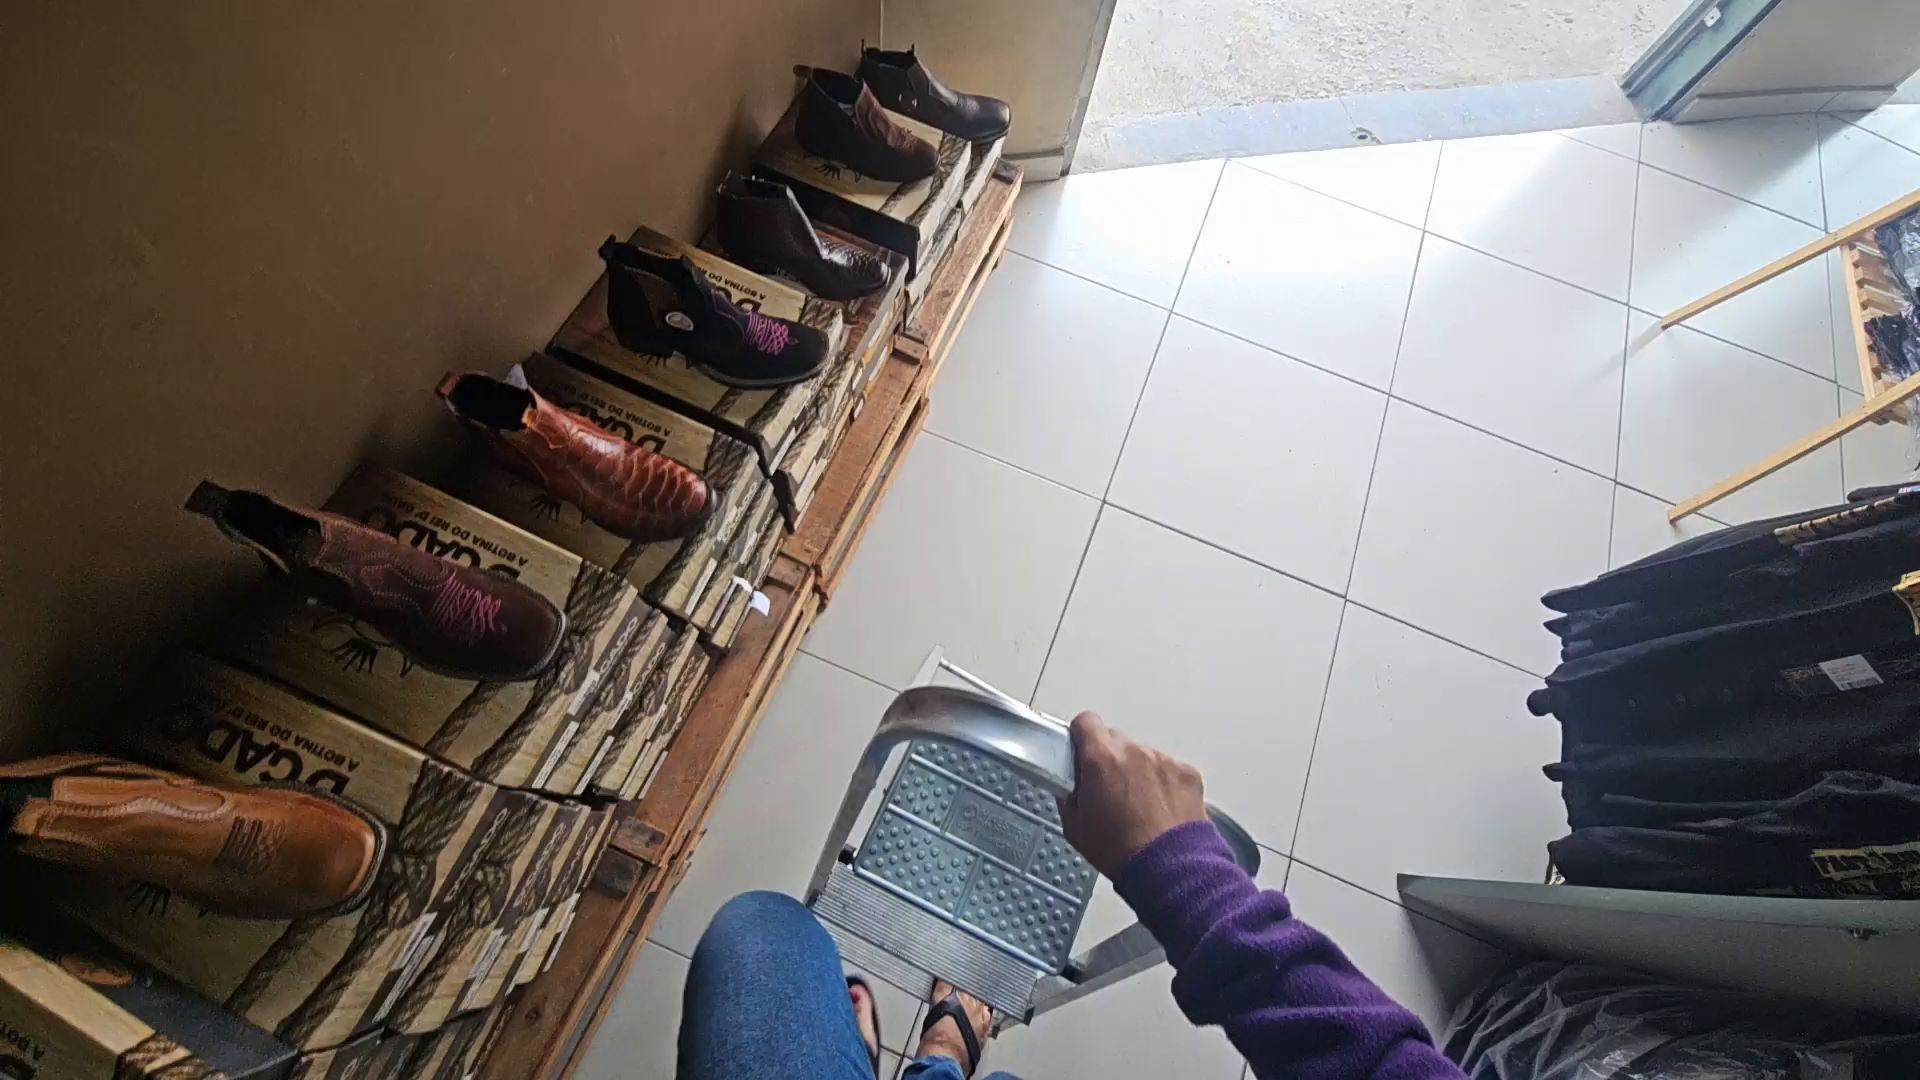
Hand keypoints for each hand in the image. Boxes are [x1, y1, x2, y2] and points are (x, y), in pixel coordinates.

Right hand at [1057, 712, 1206, 878]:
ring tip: (1139, 806)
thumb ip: (1068, 796)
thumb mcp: (1075, 827)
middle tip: (1109, 787)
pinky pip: (1168, 769)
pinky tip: (1161, 810)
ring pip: (1143, 755)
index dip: (1082, 734)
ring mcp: (1162, 760)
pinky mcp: (1186, 772)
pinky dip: (1164, 783)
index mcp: (1100, 758)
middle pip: (1115, 739)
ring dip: (1138, 771)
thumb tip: (1069, 787)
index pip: (1086, 721)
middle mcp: (1132, 751)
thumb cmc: (1121, 852)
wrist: (1170, 871)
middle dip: (1110, 758)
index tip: (1082, 749)